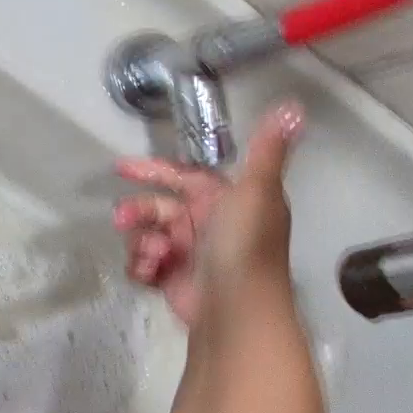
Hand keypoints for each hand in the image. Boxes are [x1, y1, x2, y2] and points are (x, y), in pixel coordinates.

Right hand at [113, 101, 304, 327]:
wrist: (234, 305)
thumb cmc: (243, 246)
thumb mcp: (256, 191)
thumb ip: (267, 150)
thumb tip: (291, 107)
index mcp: (226, 200)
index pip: (184, 177)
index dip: (154, 170)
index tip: (121, 168)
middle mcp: (206, 223)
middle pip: (157, 207)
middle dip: (137, 212)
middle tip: (122, 220)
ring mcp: (187, 251)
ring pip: (145, 236)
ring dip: (141, 245)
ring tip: (153, 257)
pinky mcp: (171, 277)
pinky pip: (142, 264)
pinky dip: (141, 267)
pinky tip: (151, 273)